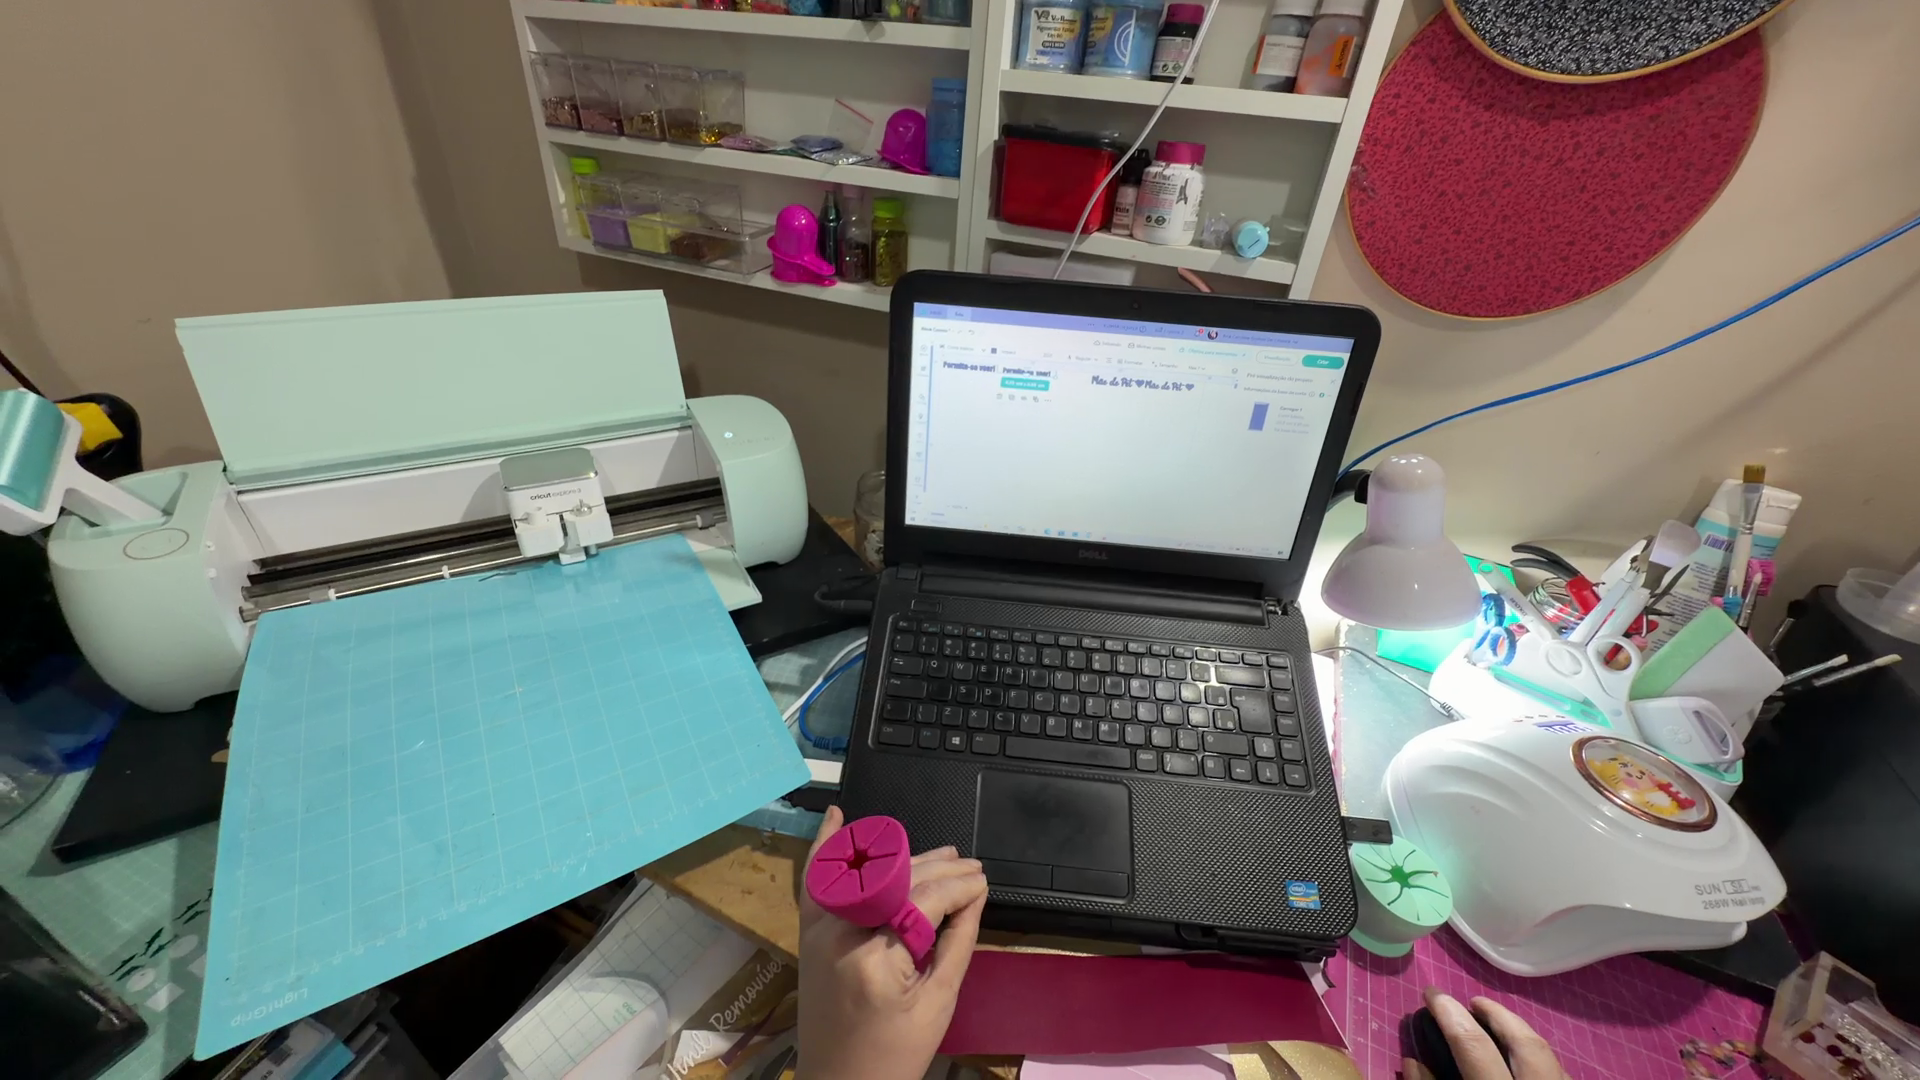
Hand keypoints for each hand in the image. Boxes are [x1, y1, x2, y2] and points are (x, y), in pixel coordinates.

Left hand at [795, 806, 988, 1079]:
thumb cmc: (894, 1056)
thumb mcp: (939, 1003)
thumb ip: (958, 941)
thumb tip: (977, 892)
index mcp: (875, 957)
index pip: (927, 898)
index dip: (960, 885)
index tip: (983, 880)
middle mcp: (840, 930)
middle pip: (899, 878)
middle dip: (941, 868)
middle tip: (972, 866)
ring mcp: (819, 927)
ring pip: (869, 872)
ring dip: (906, 858)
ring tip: (945, 854)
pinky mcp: (809, 930)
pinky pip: (816, 878)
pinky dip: (827, 847)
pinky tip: (838, 816)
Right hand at [1404, 988, 1569, 1079]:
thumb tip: (1413, 1062)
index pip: (1475, 1046)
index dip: (1450, 1014)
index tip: (1432, 995)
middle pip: (1528, 1045)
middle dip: (1499, 1015)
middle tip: (1474, 1002)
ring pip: (1552, 1058)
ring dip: (1522, 1035)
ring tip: (1498, 1026)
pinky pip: (1562, 1075)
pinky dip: (1541, 1060)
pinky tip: (1524, 1063)